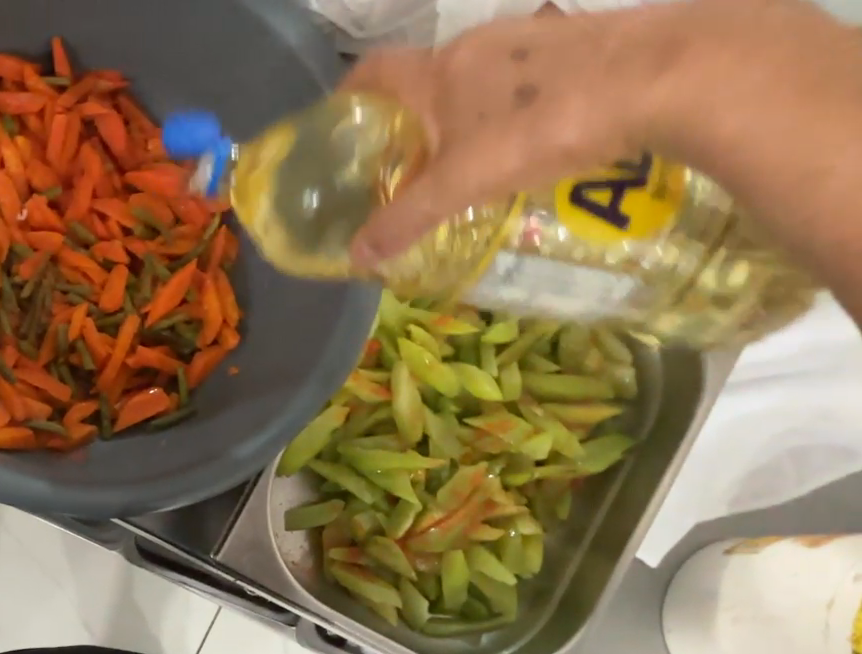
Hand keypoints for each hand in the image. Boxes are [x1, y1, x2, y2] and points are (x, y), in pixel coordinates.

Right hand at [341, 4, 684, 266]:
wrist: (675, 75)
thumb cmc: (547, 124)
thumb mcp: (464, 185)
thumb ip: (406, 220)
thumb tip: (355, 258)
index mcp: (439, 70)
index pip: (372, 71)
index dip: (346, 95)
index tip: (336, 126)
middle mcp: (480, 43)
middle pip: (423, 78)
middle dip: (405, 118)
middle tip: (399, 161)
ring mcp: (535, 37)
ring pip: (475, 78)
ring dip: (459, 113)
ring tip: (459, 157)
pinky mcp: (581, 43)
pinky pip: (523, 78)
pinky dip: (507, 108)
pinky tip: (523, 140)